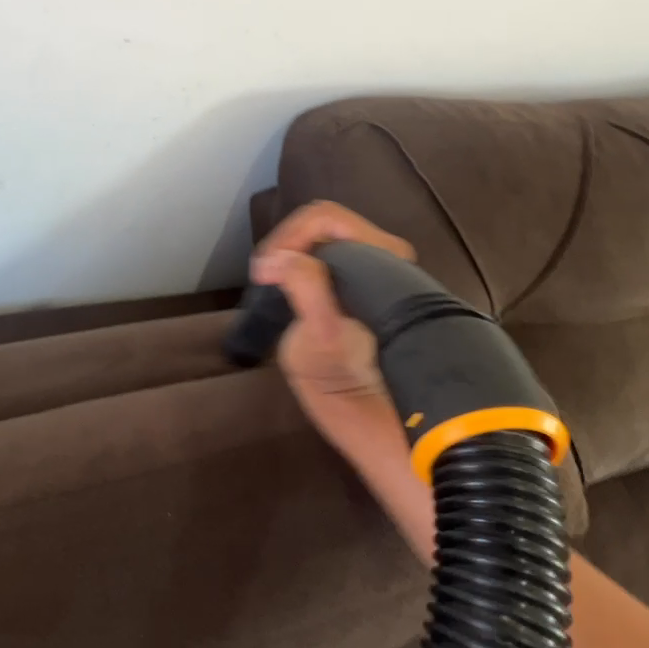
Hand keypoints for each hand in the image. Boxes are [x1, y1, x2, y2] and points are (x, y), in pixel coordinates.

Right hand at [250, 201, 414, 400]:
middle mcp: (385, 256)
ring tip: (270, 286)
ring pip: (323, 240)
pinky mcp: (362, 289)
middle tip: (264, 280)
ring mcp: (375, 272)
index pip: (325, 219)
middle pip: (322, 225)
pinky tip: (286, 294)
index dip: (289, 238)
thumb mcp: (322, 341)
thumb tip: (276, 259)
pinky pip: (326, 259)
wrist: (383, 428)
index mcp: (382, 259)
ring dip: (291, 257)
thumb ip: (307, 290)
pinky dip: (299, 269)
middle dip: (287, 245)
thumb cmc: (356, 389)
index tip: (265, 274)